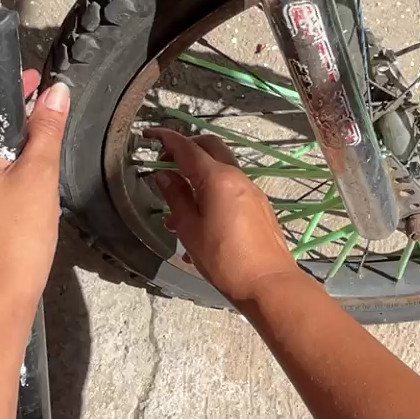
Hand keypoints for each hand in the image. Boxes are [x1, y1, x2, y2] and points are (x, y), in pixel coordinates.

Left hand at [0, 72, 69, 304]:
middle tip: (51, 116)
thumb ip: (46, 130)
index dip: (12, 94)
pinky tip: (34, 184)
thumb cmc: (18, 232)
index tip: (38, 81)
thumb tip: (56, 91)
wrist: (1, 293)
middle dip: (18, 123)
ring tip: (48, 150)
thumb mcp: (38, 174)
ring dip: (16, 151)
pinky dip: (10, 175)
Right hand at [145, 129, 306, 304]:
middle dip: (186, 149)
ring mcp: (252, 190)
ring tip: (179, 206)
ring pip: (221, 169)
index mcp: (218, 179)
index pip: (187, 148)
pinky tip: (201, 220)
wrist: (269, 284)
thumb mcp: (190, 230)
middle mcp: (238, 177)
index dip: (166, 138)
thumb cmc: (225, 260)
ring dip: (198, 175)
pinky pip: (232, 188)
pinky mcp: (259, 205)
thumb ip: (176, 198)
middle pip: (209, 148)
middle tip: (165, 163)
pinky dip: (213, 191)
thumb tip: (165, 176)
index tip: (150, 134)